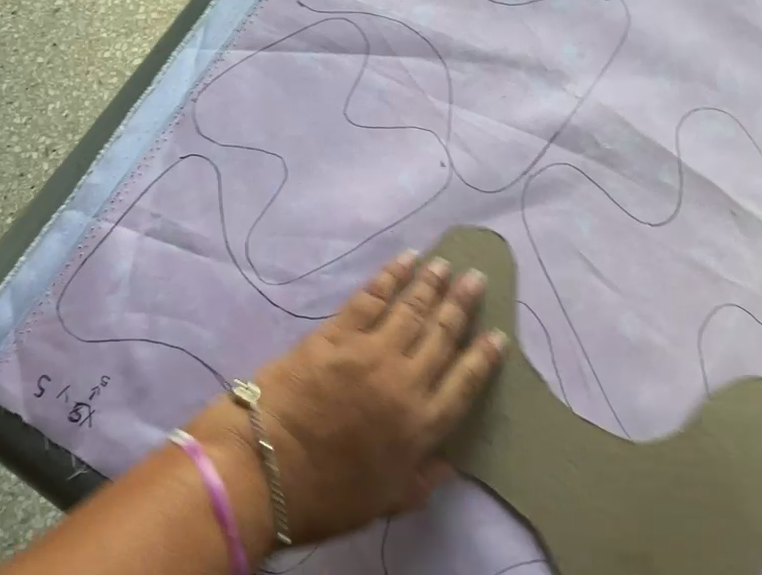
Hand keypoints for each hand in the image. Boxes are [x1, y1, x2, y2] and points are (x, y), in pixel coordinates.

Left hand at [188, 251, 506, 545]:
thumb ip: (420, 482)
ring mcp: (371, 352)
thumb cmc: (323, 495)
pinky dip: (391, 276)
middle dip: (461, 304)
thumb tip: (449, 465)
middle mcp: (405, 382)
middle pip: (441, 335)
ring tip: (445, 263)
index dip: (482, 358)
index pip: (464, 384)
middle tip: (476, 278)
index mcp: (421, 427)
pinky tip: (405, 260)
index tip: (498, 335)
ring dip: (431, 283)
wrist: (264, 468)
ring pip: (411, 309)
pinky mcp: (337, 334)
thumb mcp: (383, 502)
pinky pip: (371, 297)